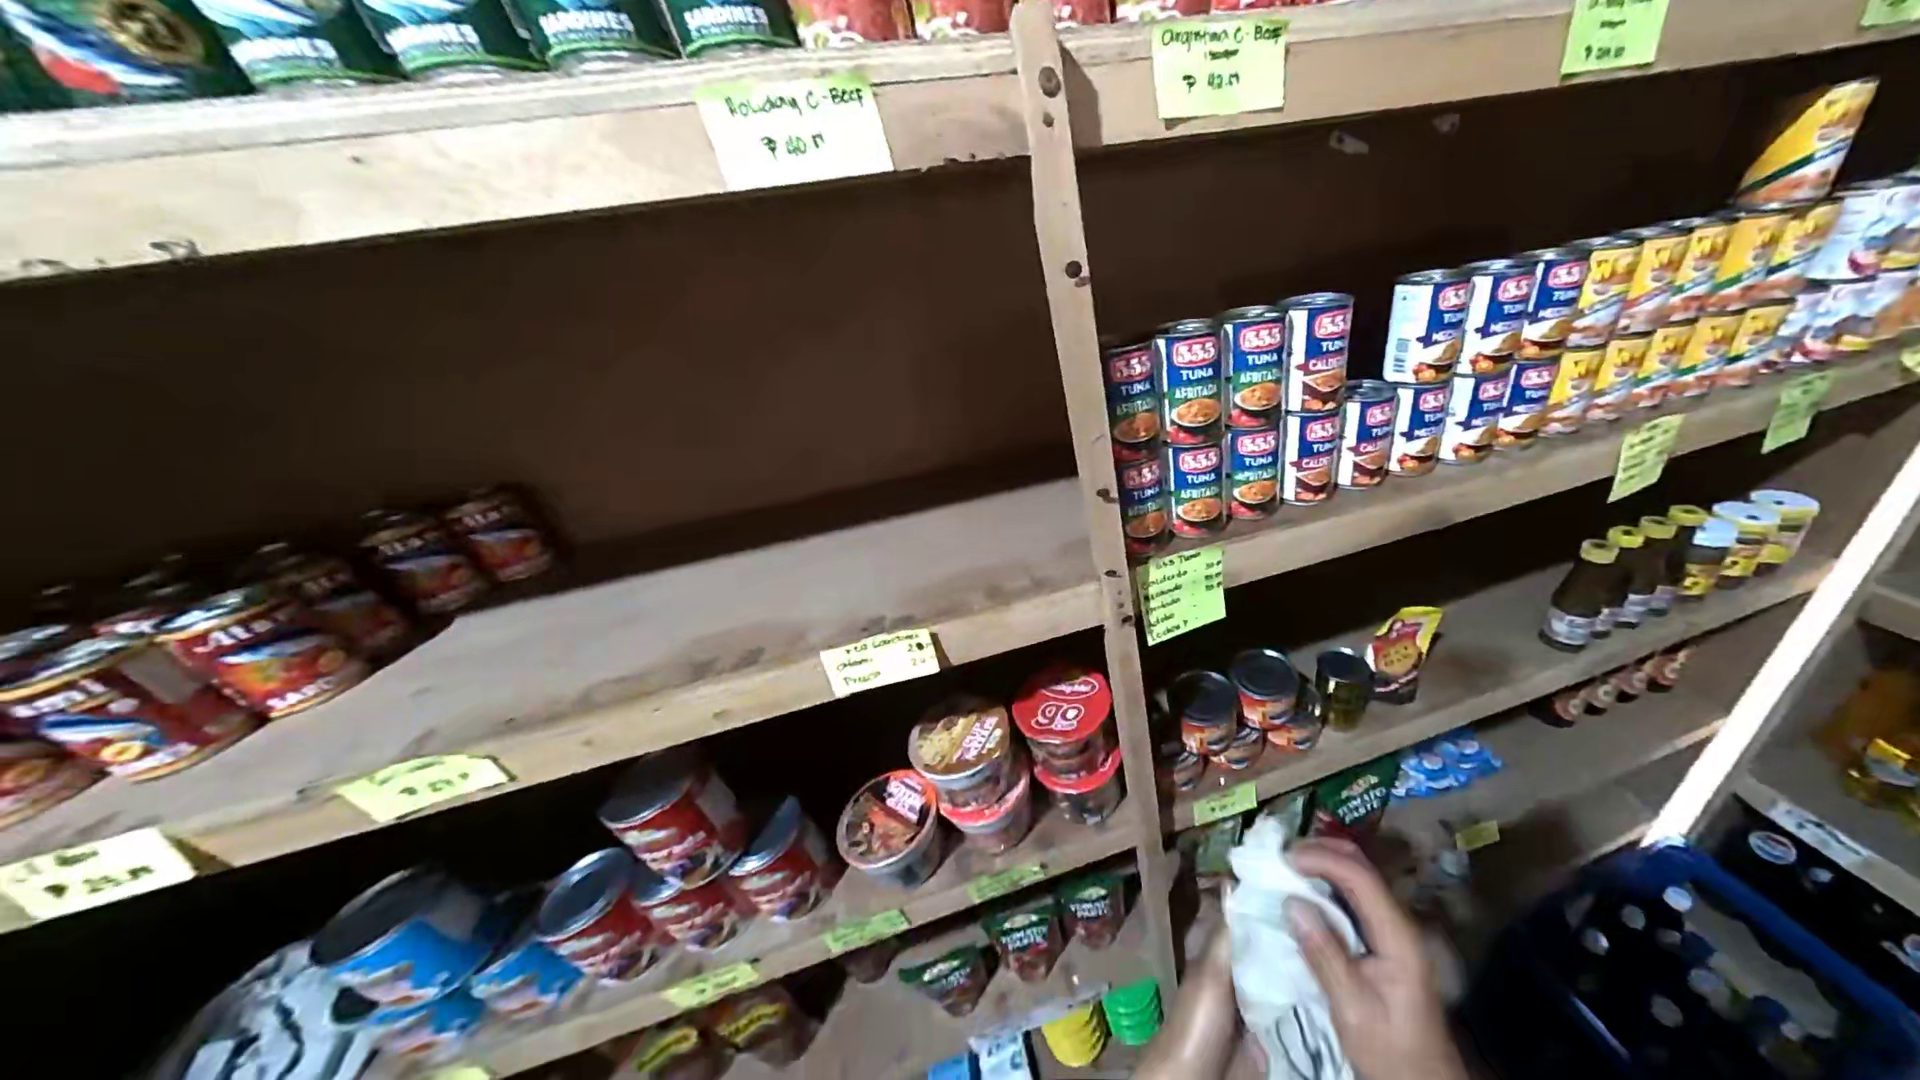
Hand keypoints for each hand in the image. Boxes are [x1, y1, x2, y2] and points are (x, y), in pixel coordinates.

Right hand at [1287, 839, 1467, 1079]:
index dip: (1320, 858)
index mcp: (1399, 937)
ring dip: (1318, 863)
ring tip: (1280, 868)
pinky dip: (1321, 882)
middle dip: (1318, 851)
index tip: (1281, 859)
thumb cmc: (1391, 1052)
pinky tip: (1298, 890)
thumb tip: (1291, 902)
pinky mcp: (1378, 938)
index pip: (1360, 877)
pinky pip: (1349, 894)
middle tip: (1277, 857)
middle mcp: (1398, 923)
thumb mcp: (1353, 1011)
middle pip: (1360, 865)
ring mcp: (1389, 929)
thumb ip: (1325, 955)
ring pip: (1354, 875)